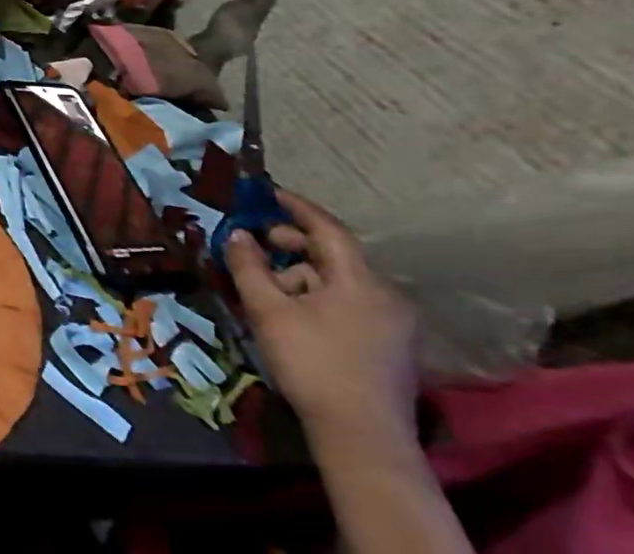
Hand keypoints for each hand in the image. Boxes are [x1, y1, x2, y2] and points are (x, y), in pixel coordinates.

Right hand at [224, 189, 418, 440]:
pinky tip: (297, 317)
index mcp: (361, 280)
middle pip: (334, 256)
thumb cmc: (312, 364)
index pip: (328, 228)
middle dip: (293, 247)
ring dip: (303, 279)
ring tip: (270, 295)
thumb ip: (248, 267)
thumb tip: (237, 235)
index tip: (269, 194)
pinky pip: (352, 305)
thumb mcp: (268, 311)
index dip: (296, 208)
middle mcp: (386, 294)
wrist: (363, 439)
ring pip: (341, 283)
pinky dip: (321, 299)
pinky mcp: (393, 348)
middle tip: (258, 247)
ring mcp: (395, 324)